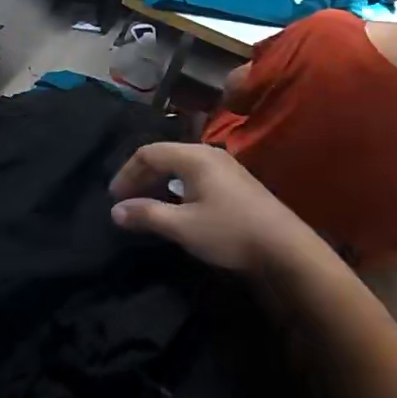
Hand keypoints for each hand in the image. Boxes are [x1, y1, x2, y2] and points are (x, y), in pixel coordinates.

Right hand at [109, 143, 326, 275]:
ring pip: (182, 165)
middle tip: (126, 201)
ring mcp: (226, 166)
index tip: (113, 198)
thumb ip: (148, 215)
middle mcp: (209, 153)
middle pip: (166, 155)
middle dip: (142, 176)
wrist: (283, 245)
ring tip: (147, 204)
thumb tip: (116, 210)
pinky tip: (177, 206)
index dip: (127, 172)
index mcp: (194, 156)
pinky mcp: (236, 181)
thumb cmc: (229, 231)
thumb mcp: (183, 226)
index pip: (149, 152)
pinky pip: (196, 174)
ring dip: (160, 181)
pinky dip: (178, 186)